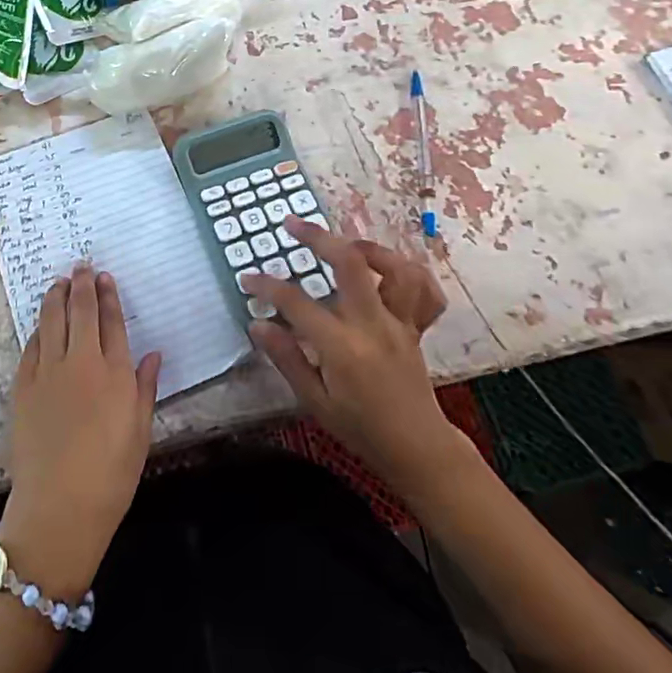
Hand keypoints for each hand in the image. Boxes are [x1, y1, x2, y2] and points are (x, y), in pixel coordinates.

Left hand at [1, 265, 160, 600]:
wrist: (59, 505)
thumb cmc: (111, 475)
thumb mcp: (141, 432)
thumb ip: (145, 387)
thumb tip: (151, 353)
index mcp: (115, 373)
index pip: (111, 321)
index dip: (108, 295)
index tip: (105, 277)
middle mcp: (81, 362)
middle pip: (80, 310)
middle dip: (82, 284)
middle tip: (82, 266)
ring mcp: (48, 371)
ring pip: (51, 320)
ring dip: (56, 296)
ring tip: (60, 281)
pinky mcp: (23, 384)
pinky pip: (32, 345)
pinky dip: (39, 327)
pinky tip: (43, 322)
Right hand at [244, 218, 475, 494]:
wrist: (417, 448)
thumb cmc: (359, 428)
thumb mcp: (313, 400)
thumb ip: (286, 358)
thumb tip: (258, 324)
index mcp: (342, 346)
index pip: (297, 302)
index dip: (267, 286)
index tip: (248, 279)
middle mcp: (374, 325)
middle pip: (350, 263)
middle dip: (318, 237)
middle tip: (292, 224)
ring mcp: (400, 323)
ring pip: (395, 268)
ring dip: (367, 248)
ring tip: (343, 245)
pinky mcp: (416, 327)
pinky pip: (424, 290)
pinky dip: (407, 273)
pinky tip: (384, 271)